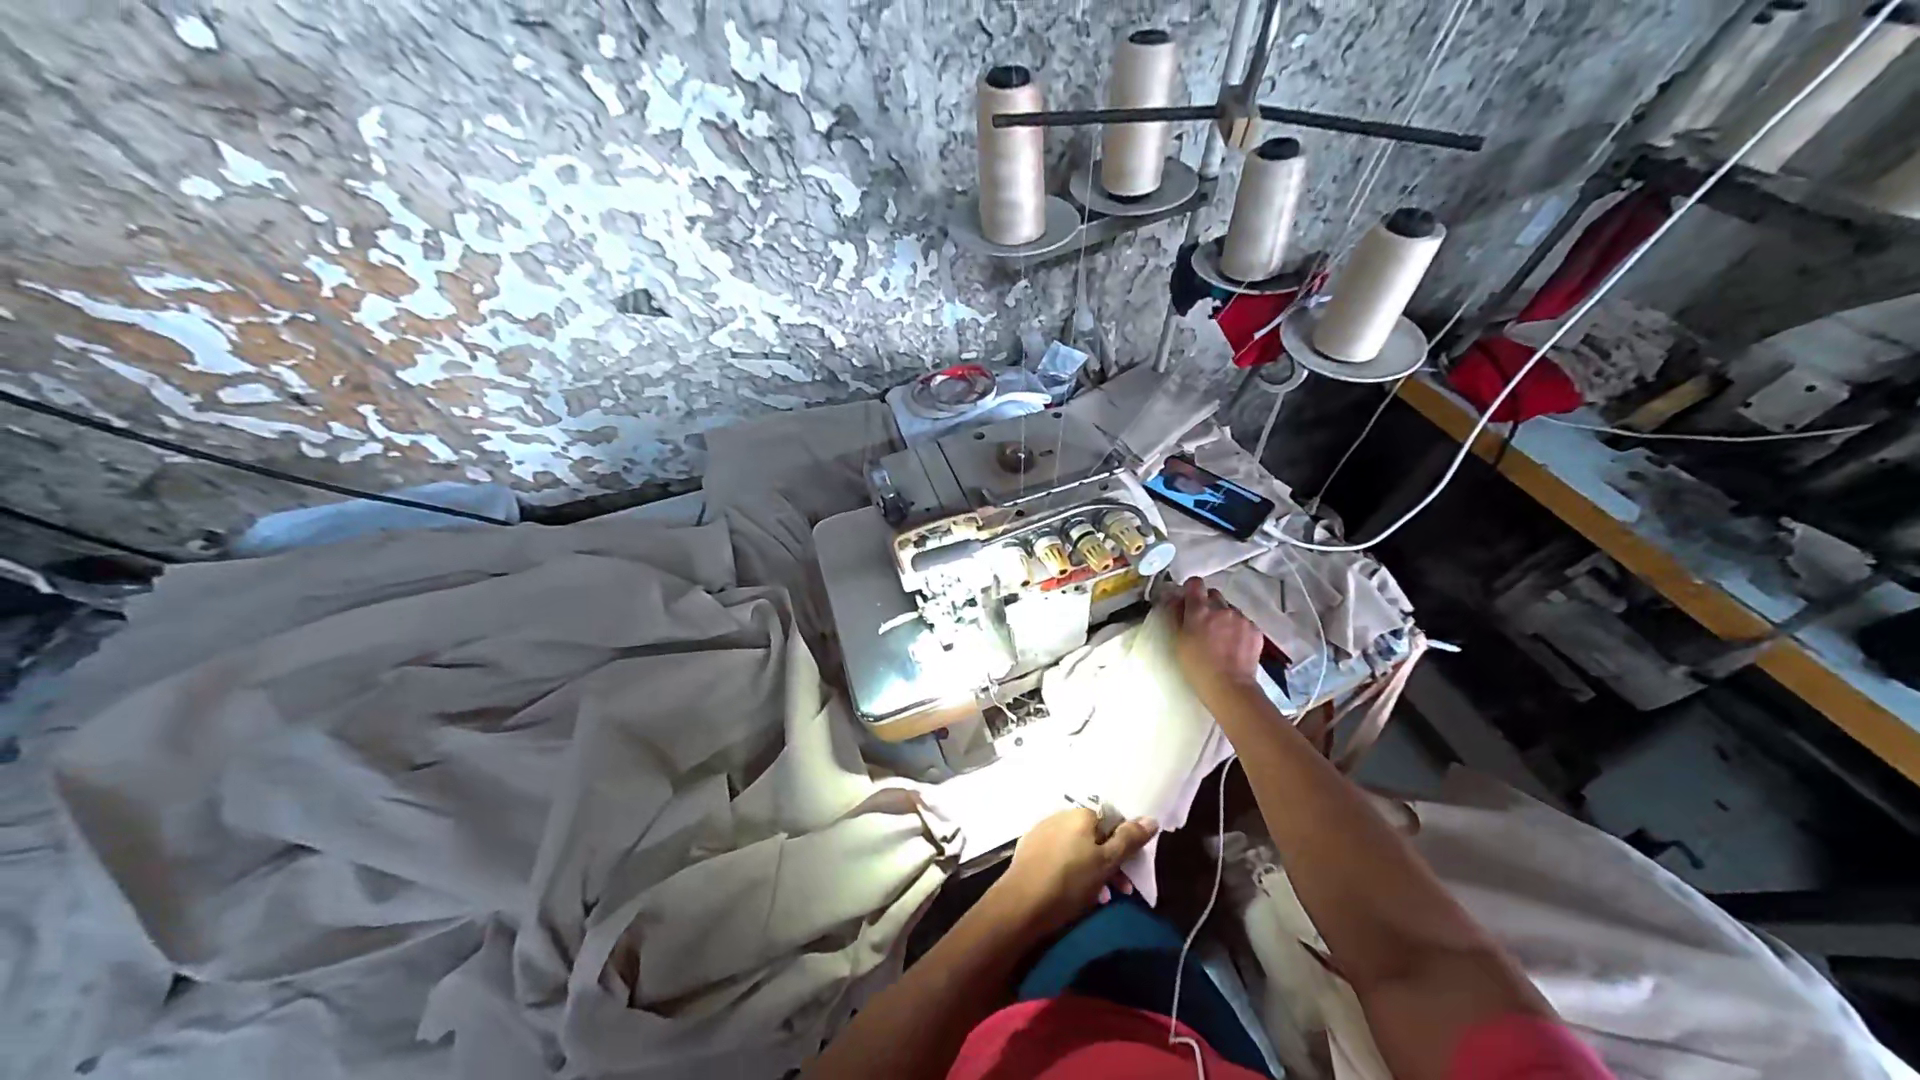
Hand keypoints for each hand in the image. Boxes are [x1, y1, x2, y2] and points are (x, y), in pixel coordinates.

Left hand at [985, 808, 1157, 940]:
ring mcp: (1042, 831)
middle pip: (1095, 835)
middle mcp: (1060, 815)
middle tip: (1122, 889)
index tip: (1132, 869)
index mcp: (1080, 814)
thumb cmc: (1069, 881)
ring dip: (1094, 870)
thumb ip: (1129, 839)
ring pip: (1078, 848)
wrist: (1020, 904)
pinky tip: (1077, 893)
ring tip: (1101, 897)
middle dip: (1112, 861)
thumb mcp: (1106, 862)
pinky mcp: (1030, 849)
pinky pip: (1060, 855)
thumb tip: (1150, 818)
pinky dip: (1073, 870)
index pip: (1112, 819)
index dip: (1126, 844)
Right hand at [1168, 576, 1264, 703]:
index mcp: (1199, 610)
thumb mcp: (1179, 641)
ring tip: (1222, 637)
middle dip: (1208, 603)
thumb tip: (1175, 599)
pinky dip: (1238, 628)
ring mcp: (1241, 618)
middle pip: (1214, 594)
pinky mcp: (1255, 629)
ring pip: (1230, 608)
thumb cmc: (1197, 666)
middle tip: (1204, 622)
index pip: (1195, 584)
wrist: (1229, 686)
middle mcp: (1222, 609)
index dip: (1191, 589)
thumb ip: (1177, 615)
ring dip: (1224, 616)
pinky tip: (1234, 645)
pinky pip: (1243, 621)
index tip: (1188, 600)